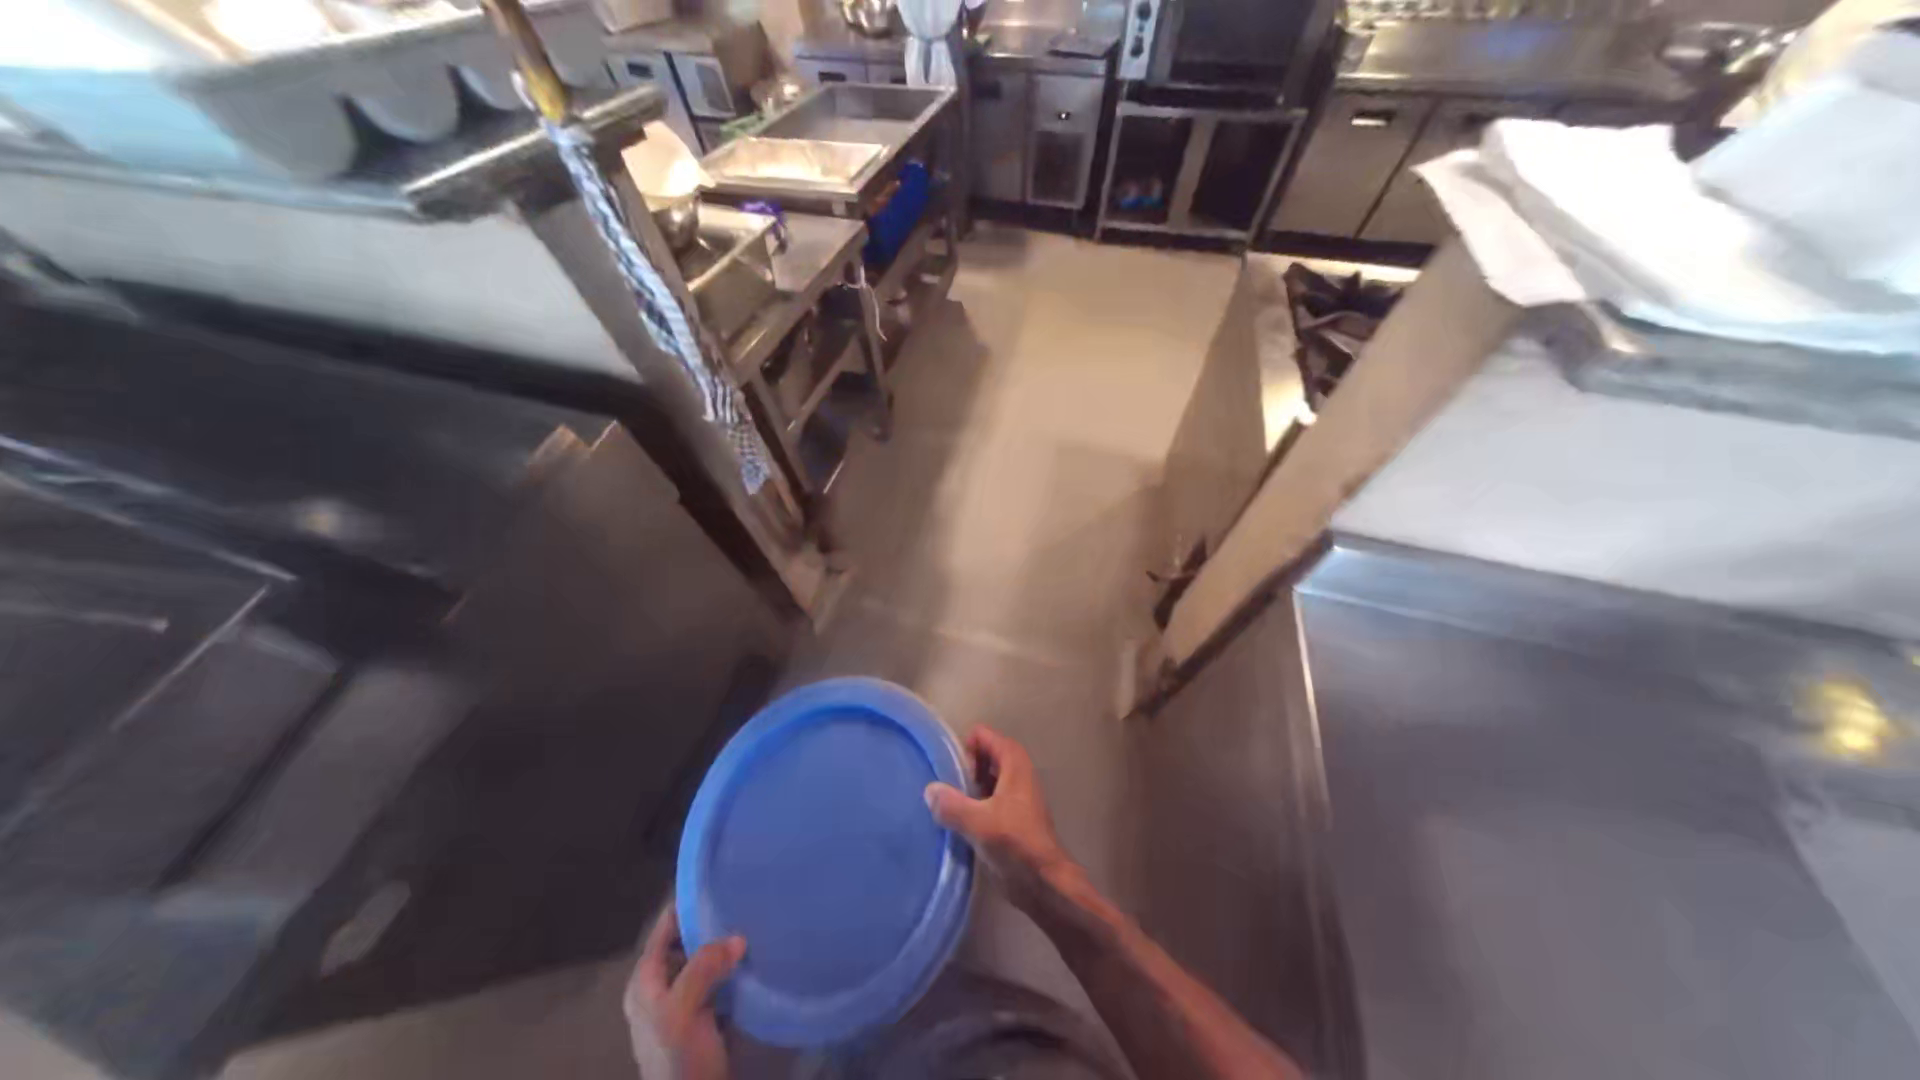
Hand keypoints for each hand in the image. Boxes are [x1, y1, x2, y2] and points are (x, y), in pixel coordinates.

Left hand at [626, 904, 745, 1079]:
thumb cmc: (680, 1063)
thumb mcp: (683, 1013)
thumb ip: (703, 968)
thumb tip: (736, 937)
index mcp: (645, 982)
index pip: (664, 927)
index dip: (687, 903)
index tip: (718, 881)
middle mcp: (659, 987)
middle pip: (684, 941)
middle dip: (710, 922)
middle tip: (743, 900)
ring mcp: (681, 1003)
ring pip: (702, 958)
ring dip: (723, 943)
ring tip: (753, 920)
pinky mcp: (703, 1016)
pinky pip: (716, 977)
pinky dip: (731, 965)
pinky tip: (753, 955)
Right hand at [925, 726, 1075, 912]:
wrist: (1044, 882)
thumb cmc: (1016, 844)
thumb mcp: (979, 823)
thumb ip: (951, 805)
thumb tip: (929, 790)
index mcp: (1013, 763)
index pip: (982, 735)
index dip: (965, 750)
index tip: (954, 776)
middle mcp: (1017, 772)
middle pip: (983, 755)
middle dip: (964, 769)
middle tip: (951, 793)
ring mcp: (1016, 795)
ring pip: (985, 778)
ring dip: (968, 789)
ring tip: (951, 808)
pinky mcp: (1013, 816)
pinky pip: (988, 798)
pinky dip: (974, 804)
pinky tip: (960, 824)